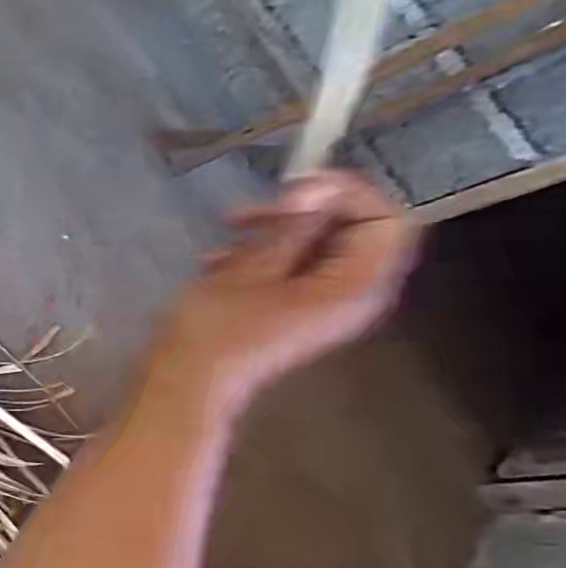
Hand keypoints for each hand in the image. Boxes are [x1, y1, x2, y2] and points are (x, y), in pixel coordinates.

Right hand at [151, 170, 419, 411]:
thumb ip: (291, 229)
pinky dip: (260, 262)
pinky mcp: (289, 317)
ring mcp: (320, 310)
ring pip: (314, 256)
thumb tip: (317, 188)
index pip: (382, 221)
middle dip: (299, 216)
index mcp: (355, 286)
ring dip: (271, 239)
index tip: (290, 183)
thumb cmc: (214, 330)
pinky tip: (215, 264)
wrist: (185, 383)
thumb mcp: (247, 272)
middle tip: (243, 213)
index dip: (344, 194)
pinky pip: (291, 277)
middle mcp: (351, 297)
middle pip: (349, 237)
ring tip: (221, 240)